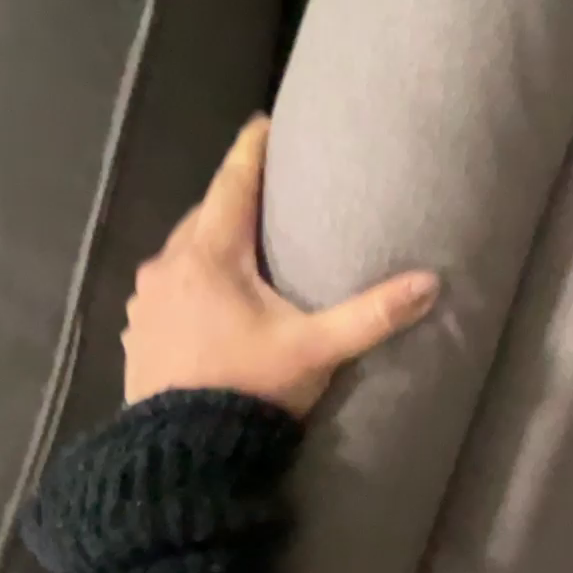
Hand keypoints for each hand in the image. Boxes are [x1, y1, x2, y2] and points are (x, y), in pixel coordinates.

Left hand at [123, 116, 438, 416]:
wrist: (185, 450)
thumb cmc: (253, 384)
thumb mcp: (321, 348)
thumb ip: (374, 314)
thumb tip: (431, 284)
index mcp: (209, 258)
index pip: (231, 187)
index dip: (250, 152)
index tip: (263, 121)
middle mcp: (168, 268)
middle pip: (204, 218)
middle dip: (234, 201)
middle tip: (266, 194)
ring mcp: (147, 302)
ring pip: (183, 254)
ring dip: (212, 244)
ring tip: (244, 251)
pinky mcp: (141, 332)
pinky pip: (169, 288)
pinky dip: (194, 281)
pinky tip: (211, 301)